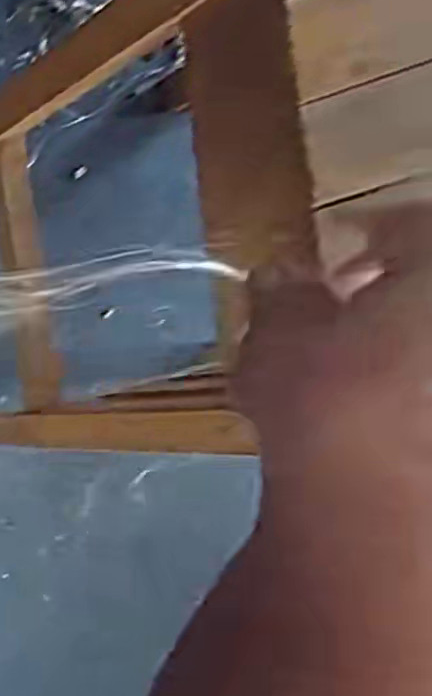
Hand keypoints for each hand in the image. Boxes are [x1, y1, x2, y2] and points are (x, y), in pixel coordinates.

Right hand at [237, 204, 431, 494]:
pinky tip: (386, 379)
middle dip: (397, 275)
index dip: (365, 227)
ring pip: (418, 320)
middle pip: (429, 268)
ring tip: (364, 341)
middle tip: (349, 294)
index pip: (411, 218)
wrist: (381, 478)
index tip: (328, 245)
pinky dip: (406, 361)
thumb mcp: (278, 338)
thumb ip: (283, 295)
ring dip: (401, 321)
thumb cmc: (324, 390)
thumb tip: (280, 270)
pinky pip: (416, 362)